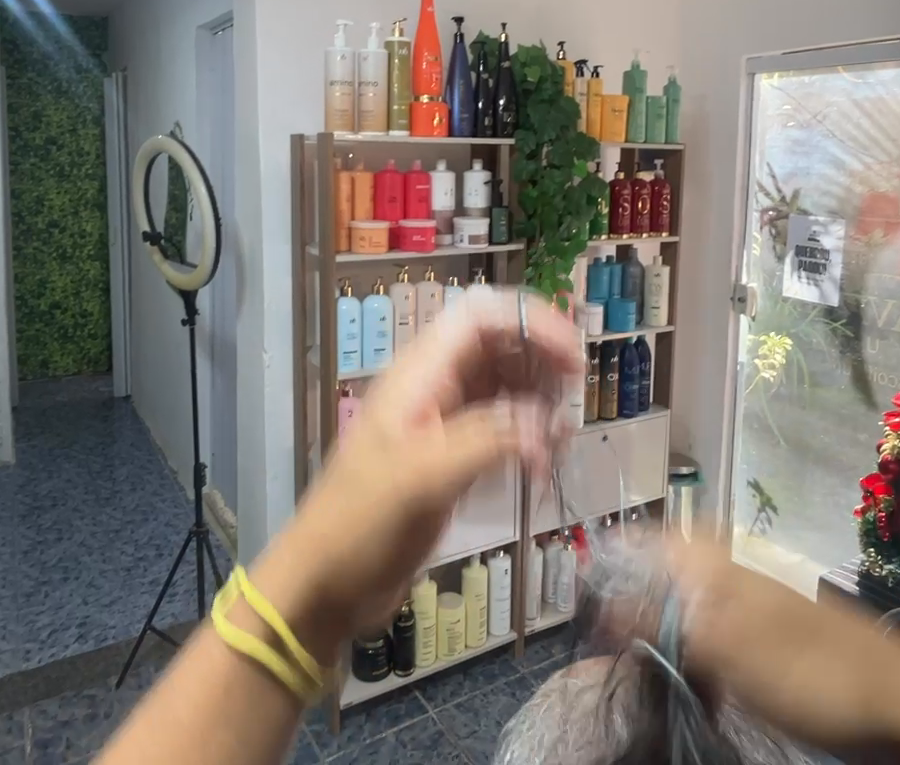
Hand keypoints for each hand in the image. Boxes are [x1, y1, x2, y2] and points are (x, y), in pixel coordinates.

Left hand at [251, 291, 582, 651]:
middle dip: (540, 360)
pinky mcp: (452, 456)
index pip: (480, 317)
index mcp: (419, 375)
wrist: (326, 583)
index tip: (571, 354)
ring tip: (560, 437)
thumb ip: (489, 440)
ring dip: (538, 401)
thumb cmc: (363, 524)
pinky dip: (527, 436)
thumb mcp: (424, 478)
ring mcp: (444, 421)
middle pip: (498, 345)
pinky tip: (543, 463)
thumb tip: (547, 427)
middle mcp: (434, 387)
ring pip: (504, 385)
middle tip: (573, 396)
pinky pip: (501, 426)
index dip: (529, 321)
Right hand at [601, 536, 899, 763]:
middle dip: (634, 610)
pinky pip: (713, 643)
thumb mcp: (728, 650)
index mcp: (717, 561)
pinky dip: (697, 665)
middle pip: (660, 576)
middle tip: (616, 646)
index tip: (588, 599)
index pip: (647, 540)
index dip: (613, 563)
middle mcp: (729, 573)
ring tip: (654, 676)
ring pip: (685, 612)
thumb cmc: (814, 673)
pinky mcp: (767, 642)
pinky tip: (699, 693)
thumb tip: (605, 602)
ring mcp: (750, 607)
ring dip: (665, 643)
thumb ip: (663, 622)